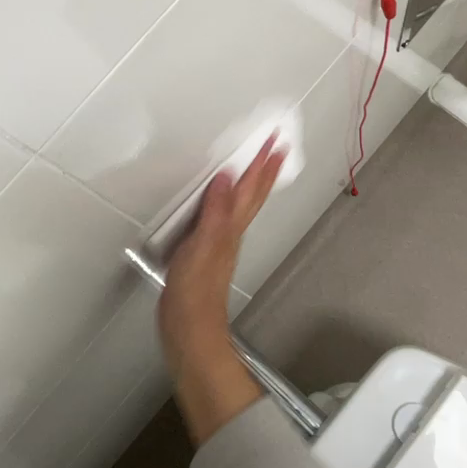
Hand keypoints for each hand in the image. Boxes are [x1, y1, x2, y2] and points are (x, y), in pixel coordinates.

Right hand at [159, 134, 287, 443]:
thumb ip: (216, 212)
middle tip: (278, 145)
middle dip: (265, 169)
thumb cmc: (194, 291)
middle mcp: (231, 231)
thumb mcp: (202, 247)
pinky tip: (220, 200)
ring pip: (242, 204)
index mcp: (231, 227)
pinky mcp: (205, 251)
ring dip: (252, 182)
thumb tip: (228, 177)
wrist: (188, 328)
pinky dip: (226, 200)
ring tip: (258, 164)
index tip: (276, 139)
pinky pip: (222, 216)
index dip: (262, 164)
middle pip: (253, 195)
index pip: (251, 189)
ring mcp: (220, 242)